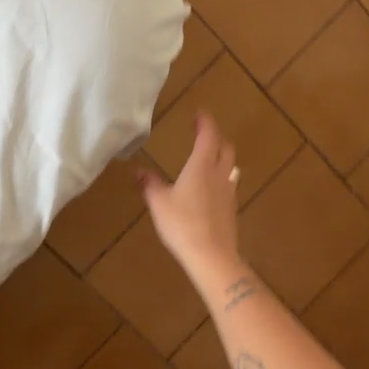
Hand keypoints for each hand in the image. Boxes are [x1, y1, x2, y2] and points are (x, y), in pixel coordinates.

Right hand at [139, 112, 240, 278]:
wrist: (211, 255)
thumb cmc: (182, 223)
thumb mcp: (159, 202)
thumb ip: (149, 184)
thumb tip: (137, 171)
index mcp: (202, 165)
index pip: (208, 135)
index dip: (205, 122)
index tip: (199, 114)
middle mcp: (220, 174)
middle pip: (225, 148)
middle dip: (216, 137)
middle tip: (203, 135)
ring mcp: (229, 192)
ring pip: (231, 167)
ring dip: (222, 158)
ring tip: (209, 160)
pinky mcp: (232, 209)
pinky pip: (229, 186)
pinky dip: (221, 179)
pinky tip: (211, 189)